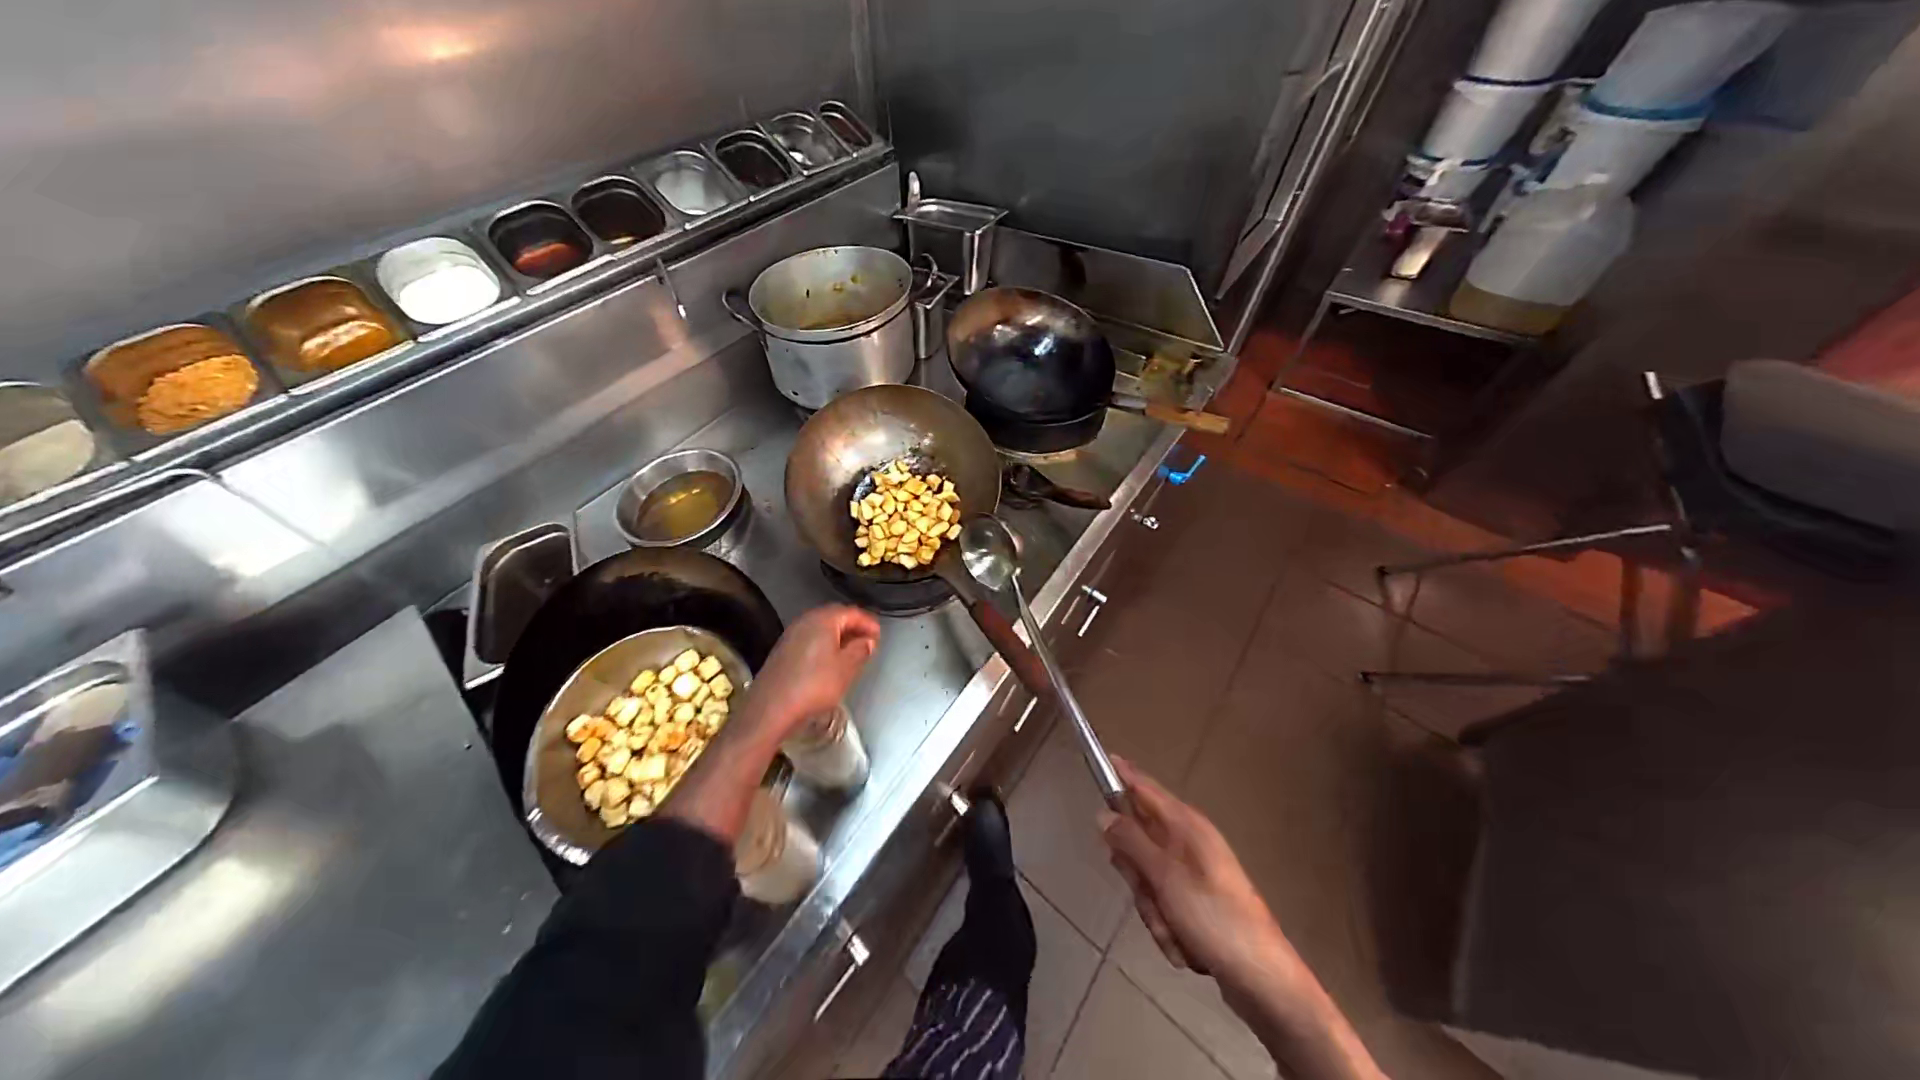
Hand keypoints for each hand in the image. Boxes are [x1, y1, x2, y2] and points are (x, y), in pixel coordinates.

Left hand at [734, 605, 879, 744]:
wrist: (771, 708)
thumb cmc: (814, 685)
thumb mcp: (846, 669)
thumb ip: (860, 650)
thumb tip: (867, 641)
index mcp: (822, 620)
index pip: (851, 612)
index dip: (868, 622)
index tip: (879, 635)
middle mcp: (805, 621)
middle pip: (834, 617)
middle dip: (853, 627)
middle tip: (868, 641)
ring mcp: (791, 635)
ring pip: (821, 629)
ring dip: (838, 636)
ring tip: (852, 652)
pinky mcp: (783, 650)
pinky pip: (810, 639)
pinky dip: (824, 645)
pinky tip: (830, 661)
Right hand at [1101, 759, 1387, 1079]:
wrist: (1263, 980)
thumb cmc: (1216, 919)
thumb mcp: (1166, 878)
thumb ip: (1131, 842)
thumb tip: (1103, 813)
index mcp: (1188, 828)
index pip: (1146, 789)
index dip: (1123, 775)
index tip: (1101, 758)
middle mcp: (1189, 846)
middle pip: (1137, 843)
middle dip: (1137, 877)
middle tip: (1152, 894)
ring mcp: (1192, 877)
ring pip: (1146, 882)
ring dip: (1154, 910)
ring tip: (1176, 930)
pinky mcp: (1195, 906)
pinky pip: (1162, 908)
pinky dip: (1167, 929)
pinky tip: (1186, 946)